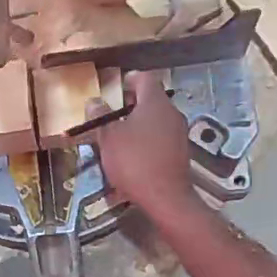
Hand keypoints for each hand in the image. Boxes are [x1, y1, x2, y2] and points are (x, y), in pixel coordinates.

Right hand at [92, 73, 195, 217]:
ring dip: (139, 125)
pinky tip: (135, 156)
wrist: (166, 198)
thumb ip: (100, 117)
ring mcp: (180, 134)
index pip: (145, 78)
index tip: (116, 88)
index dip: (129, 79)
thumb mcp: (109, 138)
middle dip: (132, 105)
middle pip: (152, 100)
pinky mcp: (181, 154)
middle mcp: (172, 113)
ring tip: (120, 137)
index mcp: (156, 102)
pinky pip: (162, 139)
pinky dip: (148, 141)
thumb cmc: (134, 162)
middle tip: (113, 115)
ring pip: (157, 121)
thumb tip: (95, 102)